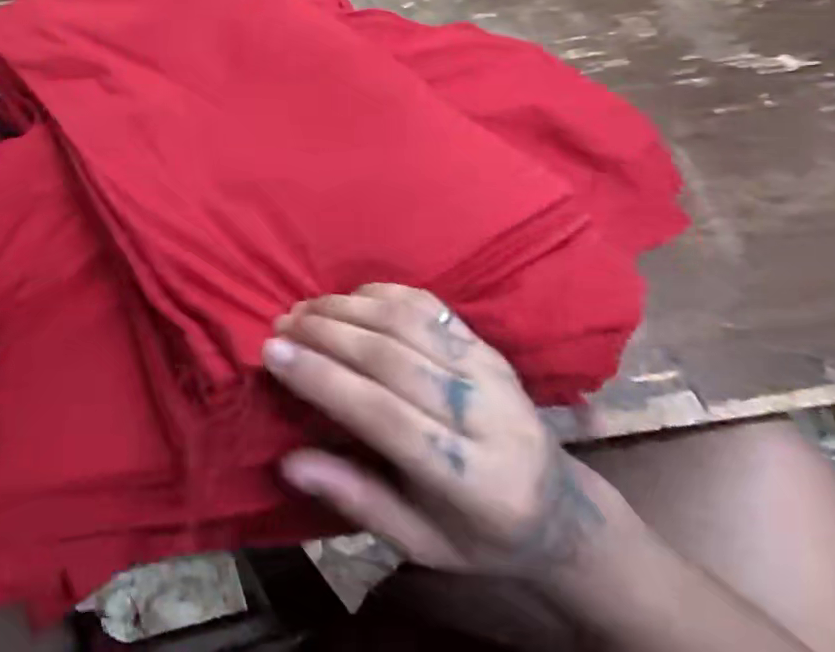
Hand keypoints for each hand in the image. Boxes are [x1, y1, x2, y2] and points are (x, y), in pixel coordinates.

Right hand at [263, 283, 610, 579]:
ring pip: (408, 324)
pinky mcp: (490, 348)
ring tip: (301, 310)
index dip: (324, 380)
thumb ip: (355, 499)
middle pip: (393, 359)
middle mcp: (493, 420)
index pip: (387, 417)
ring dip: (345, 308)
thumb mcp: (418, 541)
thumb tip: (288, 462)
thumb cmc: (476, 533)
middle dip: (325, 335)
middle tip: (278, 327)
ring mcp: (495, 376)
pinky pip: (429, 307)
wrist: (563, 513)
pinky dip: (379, 294)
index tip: (272, 354)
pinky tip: (345, 300)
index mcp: (475, 482)